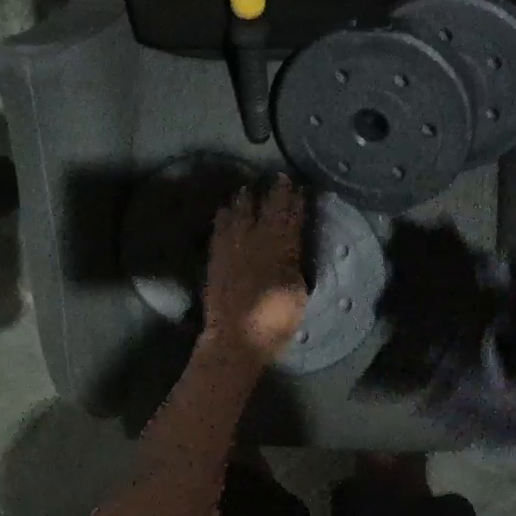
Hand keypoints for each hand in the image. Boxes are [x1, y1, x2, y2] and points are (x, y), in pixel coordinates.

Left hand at [202, 176, 307, 367]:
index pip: (291, 216)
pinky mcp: (215, 257)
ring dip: (246, 199)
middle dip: (274, 192)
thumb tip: (291, 247)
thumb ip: (294, 262)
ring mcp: (232, 247)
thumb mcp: (297, 291)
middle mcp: (256, 240)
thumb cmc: (275, 320)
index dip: (296, 200)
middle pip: (266, 209)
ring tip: (248, 188)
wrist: (236, 337)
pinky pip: (219, 229)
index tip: (299, 186)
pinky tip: (224, 210)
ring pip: (239, 213)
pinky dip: (223, 217)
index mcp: (282, 248)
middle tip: (279, 178)